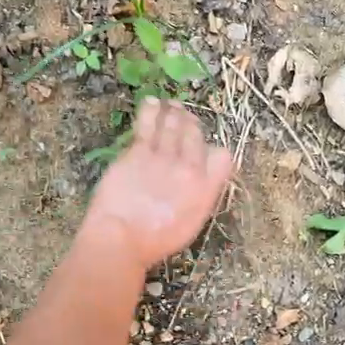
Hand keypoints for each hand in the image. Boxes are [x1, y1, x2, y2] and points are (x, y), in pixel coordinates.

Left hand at [77, 99, 231, 270]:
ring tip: (172, 106)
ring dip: (174, 113)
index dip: (214, 151)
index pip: (222, 157)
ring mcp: (163, 156)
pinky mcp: (138, 152)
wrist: (122, 237)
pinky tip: (153, 102)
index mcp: (205, 190)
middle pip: (195, 136)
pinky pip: (148, 124)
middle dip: (191, 124)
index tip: (205, 150)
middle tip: (185, 117)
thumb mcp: (190, 226)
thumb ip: (199, 198)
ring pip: (173, 125)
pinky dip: (152, 110)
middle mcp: (189, 168)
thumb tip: (199, 182)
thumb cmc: (154, 242)